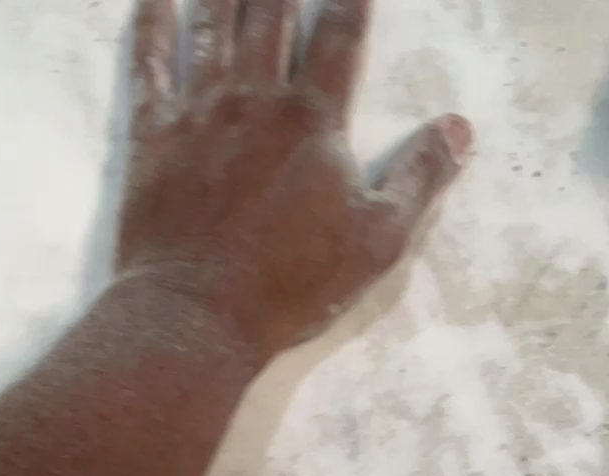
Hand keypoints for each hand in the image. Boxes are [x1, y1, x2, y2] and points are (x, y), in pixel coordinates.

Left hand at [117, 0, 473, 356]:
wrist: (200, 313)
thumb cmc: (293, 284)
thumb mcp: (376, 243)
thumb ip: (419, 180)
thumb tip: (459, 128)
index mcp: (314, 120)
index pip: (340, 34)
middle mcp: (255, 98)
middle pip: (271, 9)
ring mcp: (199, 111)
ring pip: (213, 21)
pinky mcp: (153, 135)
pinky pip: (149, 60)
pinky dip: (154, 20)